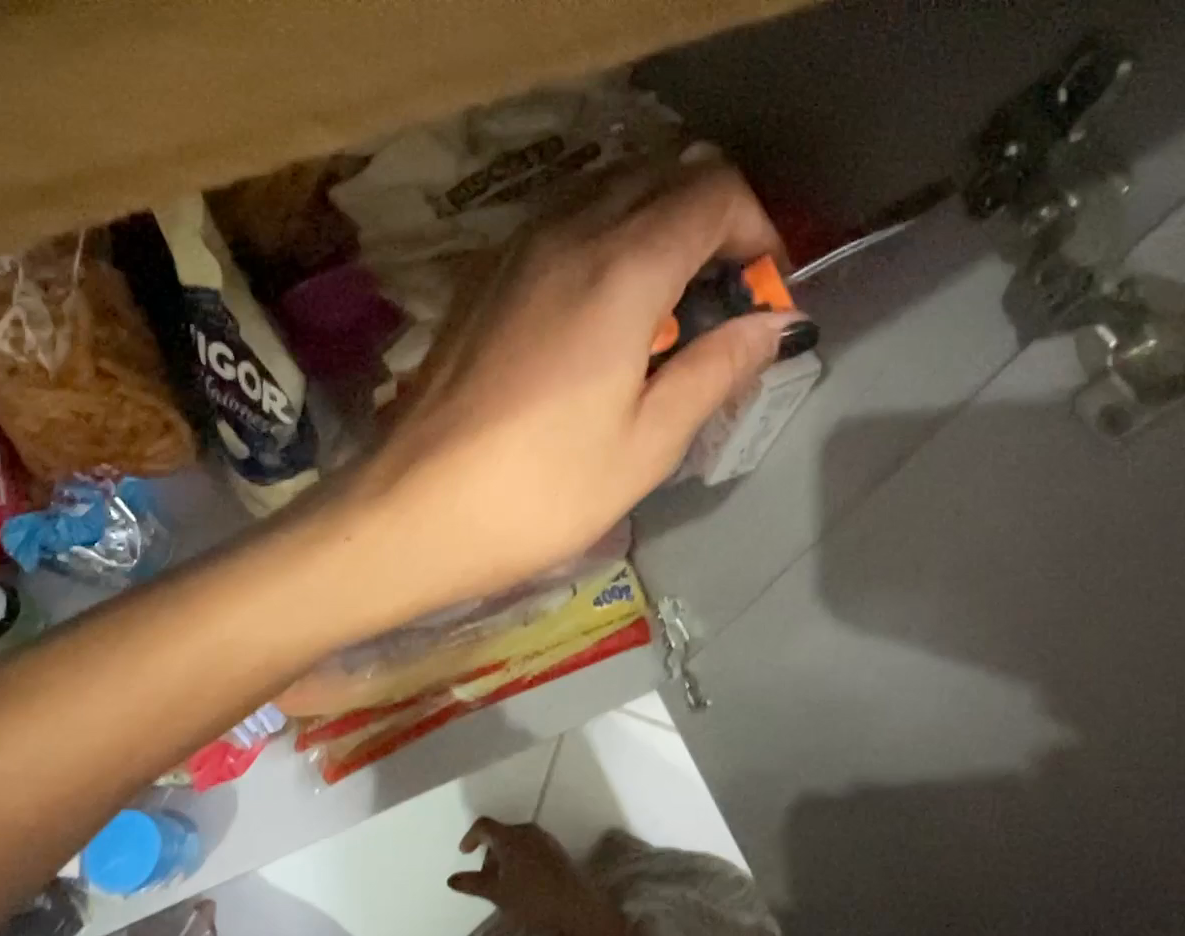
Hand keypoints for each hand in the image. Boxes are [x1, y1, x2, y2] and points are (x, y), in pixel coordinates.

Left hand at [343, 164, 789, 617]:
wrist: (414, 509)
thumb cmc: (540, 491)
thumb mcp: (646, 444)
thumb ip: (715, 369)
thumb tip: (771, 324)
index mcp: (619, 271)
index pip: (713, 193)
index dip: (756, 230)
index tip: (763, 292)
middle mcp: (564, 235)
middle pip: (662, 176)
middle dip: (710, 221)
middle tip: (720, 298)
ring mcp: (512, 251)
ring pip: (606, 192)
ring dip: (652, 226)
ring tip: (662, 308)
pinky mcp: (480, 278)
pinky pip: (558, 225)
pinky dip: (600, 241)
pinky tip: (598, 315)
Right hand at [447, 818, 619, 935]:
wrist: (578, 913)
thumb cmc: (532, 901)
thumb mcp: (497, 895)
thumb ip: (473, 884)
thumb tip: (452, 879)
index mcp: (511, 837)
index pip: (485, 825)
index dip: (471, 836)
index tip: (464, 853)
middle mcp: (529, 832)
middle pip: (502, 834)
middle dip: (490, 853)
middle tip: (486, 878)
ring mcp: (547, 842)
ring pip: (519, 842)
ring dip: (507, 858)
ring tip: (504, 885)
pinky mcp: (559, 854)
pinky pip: (533, 849)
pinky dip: (522, 861)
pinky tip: (524, 885)